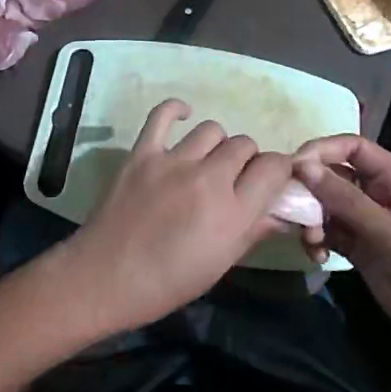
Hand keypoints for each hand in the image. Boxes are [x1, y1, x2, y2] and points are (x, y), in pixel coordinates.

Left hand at [51, 99, 298, 334]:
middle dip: (247, 160)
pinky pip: (161, 115)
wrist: (106, 276)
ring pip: (211, 130)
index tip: (267, 184)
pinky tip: (183, 115)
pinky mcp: (140, 154)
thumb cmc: (168, 281)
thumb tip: (283, 213)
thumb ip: (255, 231)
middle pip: (244, 145)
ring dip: (217, 145)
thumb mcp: (222, 263)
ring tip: (206, 163)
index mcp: (233, 211)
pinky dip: (175, 109)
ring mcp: (171, 162)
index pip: (274, 167)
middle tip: (232, 181)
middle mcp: (207, 179)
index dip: (276, 173)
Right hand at [290, 135, 390, 367]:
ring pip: (326, 205)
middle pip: (334, 176)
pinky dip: (317, 239)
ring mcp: (371, 223)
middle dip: (311, 190)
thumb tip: (301, 166)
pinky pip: (329, 232)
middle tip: (292, 211)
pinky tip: (316, 255)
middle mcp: (382, 195)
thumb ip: (345, 200)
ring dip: (311, 219)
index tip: (292, 169)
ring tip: (311, 240)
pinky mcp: (361, 249)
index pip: (354, 148)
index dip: (321, 151)